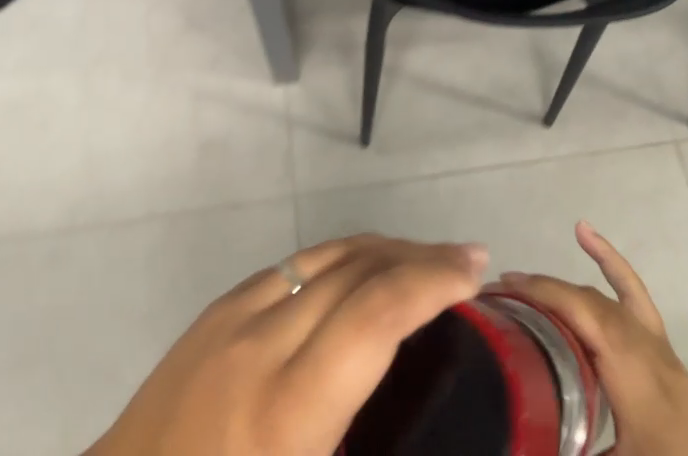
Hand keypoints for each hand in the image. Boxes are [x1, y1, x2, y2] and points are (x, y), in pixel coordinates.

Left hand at [85, 234, 486, 455]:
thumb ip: (370, 437)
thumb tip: (424, 423)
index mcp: (291, 408)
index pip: (376, 314)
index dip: (432, 281)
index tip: (475, 270)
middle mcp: (262, 344)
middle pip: (356, 272)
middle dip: (419, 257)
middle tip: (465, 260)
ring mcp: (231, 319)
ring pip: (322, 257)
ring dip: (381, 249)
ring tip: (423, 258)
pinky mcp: (212, 313)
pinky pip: (288, 268)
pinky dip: (336, 260)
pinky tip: (355, 273)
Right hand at [494, 222, 687, 455]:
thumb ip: (560, 446)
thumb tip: (515, 438)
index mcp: (636, 379)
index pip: (589, 317)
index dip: (547, 295)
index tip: (503, 291)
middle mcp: (649, 352)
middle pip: (593, 303)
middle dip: (544, 290)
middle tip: (497, 295)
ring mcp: (659, 347)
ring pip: (609, 298)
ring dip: (565, 287)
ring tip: (521, 282)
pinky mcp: (662, 351)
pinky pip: (635, 295)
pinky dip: (610, 262)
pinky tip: (586, 235)